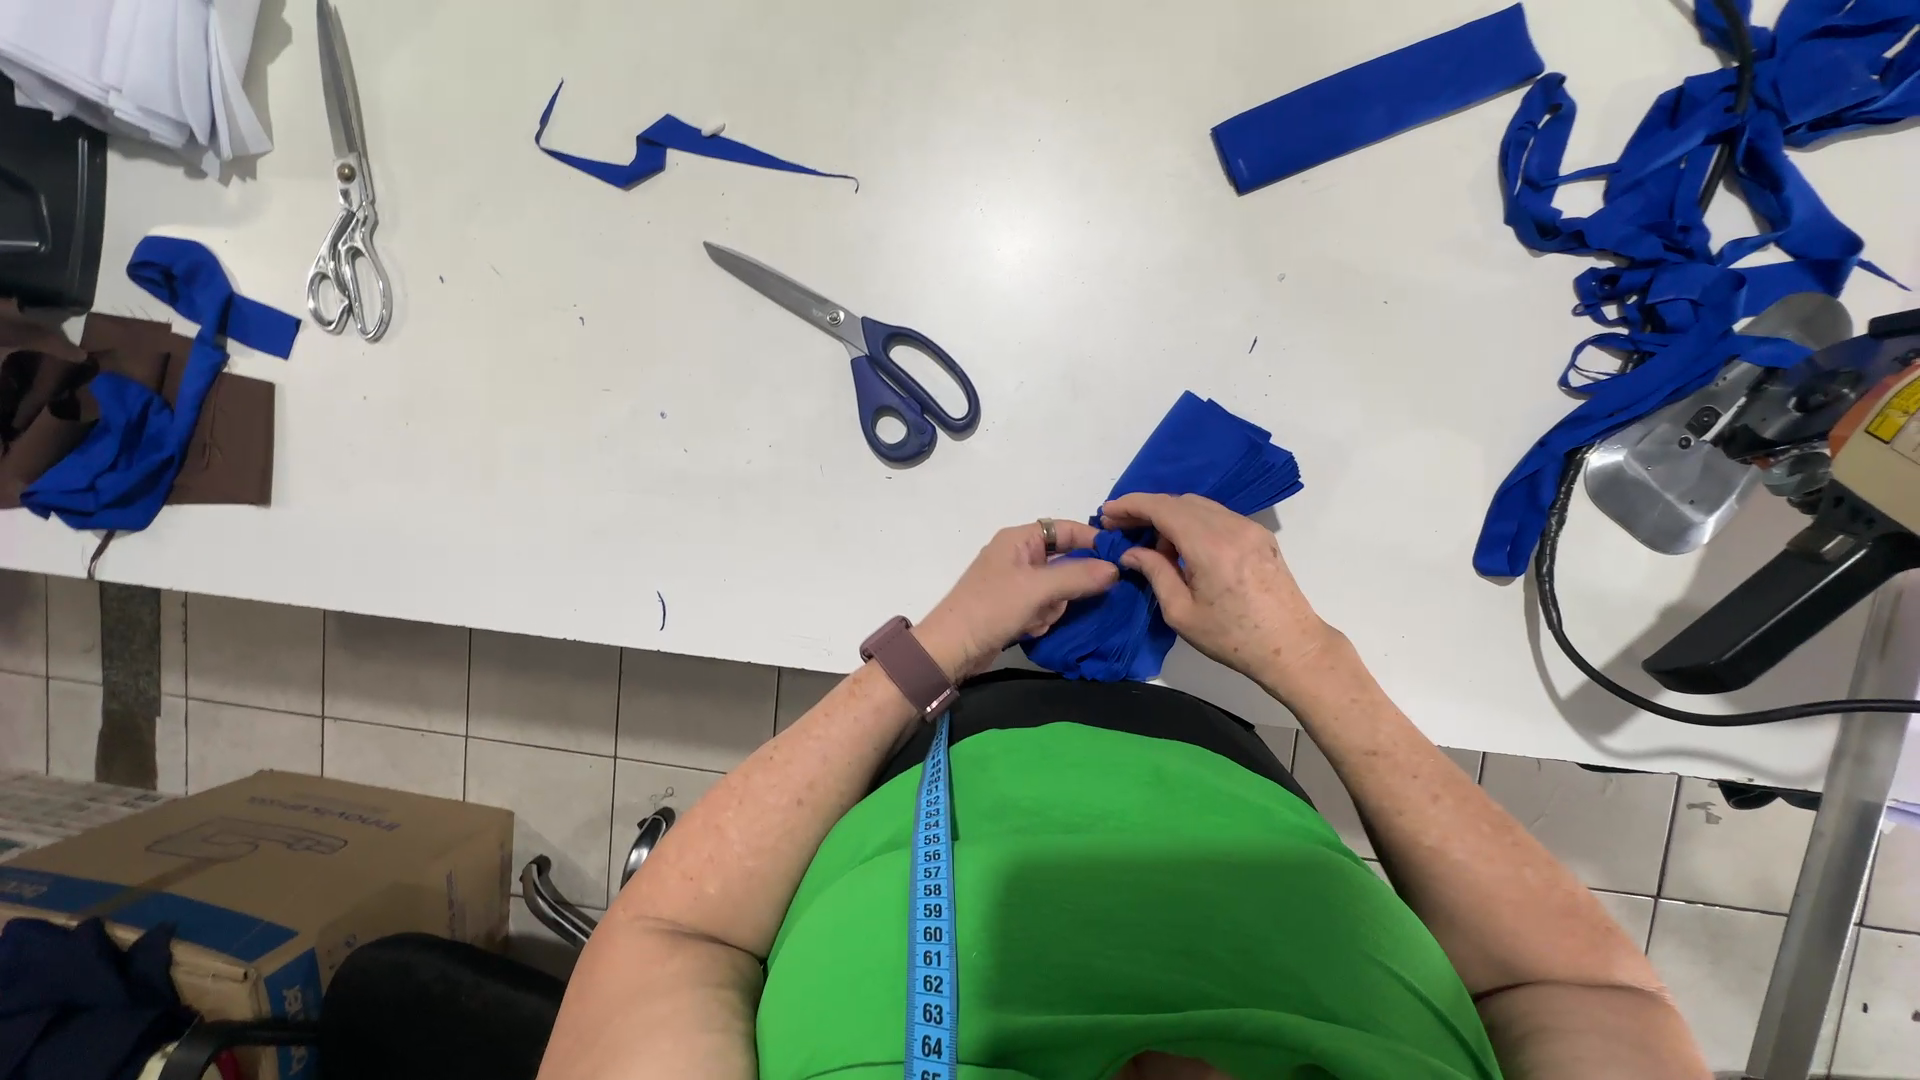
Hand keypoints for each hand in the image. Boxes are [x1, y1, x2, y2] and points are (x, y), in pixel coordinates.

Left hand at [916, 520, 1119, 679]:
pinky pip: (1044, 608)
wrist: (952, 648)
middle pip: (1065, 562)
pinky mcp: (1014, 607)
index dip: (1093, 540)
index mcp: (1019, 539)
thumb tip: (1115, 568)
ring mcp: (1016, 583)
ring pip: (1058, 590)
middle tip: (1059, 601)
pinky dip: (1041, 619)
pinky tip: (1027, 629)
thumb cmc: (991, 608)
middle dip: (1067, 587)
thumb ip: (1078, 576)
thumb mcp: (1037, 589)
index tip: (1120, 558)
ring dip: (1052, 608)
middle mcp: (1018, 555)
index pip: (1066, 529)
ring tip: (1035, 618)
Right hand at [1100, 493, 1338, 692]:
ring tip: (1151, 544)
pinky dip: (1193, 522)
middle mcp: (1231, 527)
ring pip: (1199, 506)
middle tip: (1121, 528)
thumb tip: (1131, 552)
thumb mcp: (1181, 612)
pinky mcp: (1260, 536)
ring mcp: (1249, 528)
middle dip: (1147, 509)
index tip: (1108, 513)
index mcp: (1209, 546)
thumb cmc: (1232, 638)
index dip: (1131, 505)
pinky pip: (1218, 516)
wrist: (1292, 648)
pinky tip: (1182, 548)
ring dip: (1170, 516)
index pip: (1163, 508)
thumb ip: (1155, 573)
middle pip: (1180, 502)